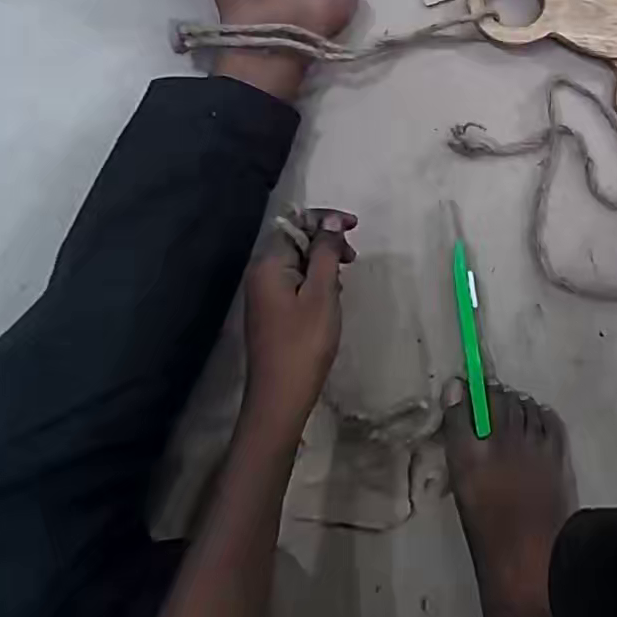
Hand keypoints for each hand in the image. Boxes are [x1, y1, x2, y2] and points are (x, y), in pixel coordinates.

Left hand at [241, 209, 357, 440]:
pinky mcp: (273, 310)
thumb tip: (331, 220)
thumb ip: (325, 251)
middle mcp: (261, 274)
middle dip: (327, 241)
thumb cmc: (304, 342)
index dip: (326, 219)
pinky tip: (332, 295)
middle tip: (352, 258)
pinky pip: (296, 280)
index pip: (296, 223)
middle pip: (296, 240)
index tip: (355, 227)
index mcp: (268, 265)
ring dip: (324, 261)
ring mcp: (265, 294)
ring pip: (299, 261)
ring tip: (344, 279)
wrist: (281, 397)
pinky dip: (317, 279)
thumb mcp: (322, 291)